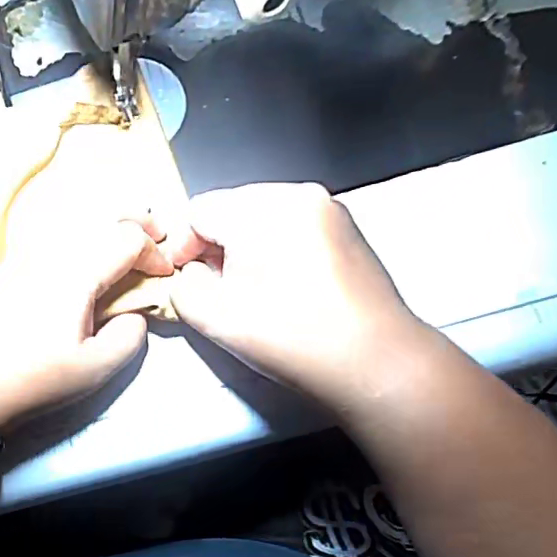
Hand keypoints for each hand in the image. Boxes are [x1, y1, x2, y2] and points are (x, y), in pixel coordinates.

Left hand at [0, 216, 171, 427]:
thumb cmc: (35, 377)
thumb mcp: (95, 368)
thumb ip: (130, 336)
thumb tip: (134, 314)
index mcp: (78, 272)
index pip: (128, 239)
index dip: (155, 253)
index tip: (166, 274)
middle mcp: (53, 252)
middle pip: (102, 217)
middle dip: (136, 223)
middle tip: (157, 234)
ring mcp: (28, 256)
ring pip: (78, 223)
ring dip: (108, 226)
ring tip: (126, 242)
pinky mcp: (13, 268)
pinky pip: (57, 237)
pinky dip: (83, 237)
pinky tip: (88, 257)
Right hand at [169, 183, 437, 414]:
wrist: (374, 361)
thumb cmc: (295, 339)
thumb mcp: (217, 319)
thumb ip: (184, 288)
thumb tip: (190, 274)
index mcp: (263, 208)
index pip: (199, 211)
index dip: (182, 247)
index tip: (184, 279)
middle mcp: (299, 195)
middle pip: (233, 210)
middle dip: (216, 247)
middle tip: (216, 290)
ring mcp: (329, 210)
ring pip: (264, 219)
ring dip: (247, 250)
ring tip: (251, 294)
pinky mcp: (347, 230)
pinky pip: (295, 229)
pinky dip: (278, 252)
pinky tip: (284, 290)